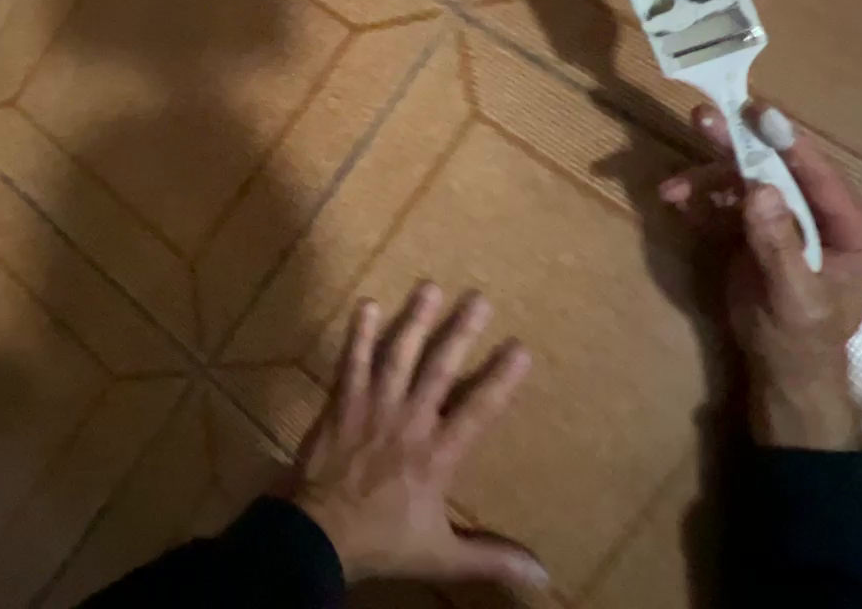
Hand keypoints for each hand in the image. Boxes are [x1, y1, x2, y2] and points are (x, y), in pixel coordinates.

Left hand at [287, 284, 547, 588]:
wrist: (319, 534)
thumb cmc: (383, 540)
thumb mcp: (442, 555)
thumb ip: (490, 557)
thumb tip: (542, 575)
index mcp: (437, 456)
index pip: (477, 411)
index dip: (500, 379)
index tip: (520, 347)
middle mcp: (409, 421)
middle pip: (439, 369)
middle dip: (460, 332)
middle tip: (478, 298)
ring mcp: (373, 406)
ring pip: (398, 356)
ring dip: (414, 320)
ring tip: (429, 286)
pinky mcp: (343, 401)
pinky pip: (352, 361)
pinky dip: (359, 333)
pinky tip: (367, 303)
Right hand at [659, 103, 861, 449]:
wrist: (782, 369)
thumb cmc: (802, 339)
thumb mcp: (794, 297)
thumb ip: (779, 244)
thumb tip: (760, 189)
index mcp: (852, 228)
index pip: (819, 174)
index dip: (787, 141)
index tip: (756, 111)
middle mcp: (820, 214)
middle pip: (776, 167)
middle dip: (737, 145)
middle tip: (702, 118)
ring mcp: (785, 219)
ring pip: (744, 179)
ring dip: (706, 177)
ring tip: (671, 188)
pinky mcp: (755, 229)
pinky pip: (726, 200)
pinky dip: (699, 196)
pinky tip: (676, 199)